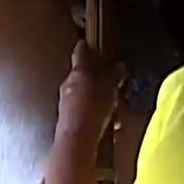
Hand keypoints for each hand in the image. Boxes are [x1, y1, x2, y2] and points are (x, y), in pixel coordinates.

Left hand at [53, 40, 122, 158]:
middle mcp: (68, 81)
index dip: (85, 46)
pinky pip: (80, 108)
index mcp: (79, 70)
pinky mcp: (64, 115)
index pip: (80, 50)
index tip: (91, 44)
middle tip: (110, 82)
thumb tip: (119, 65)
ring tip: (113, 111)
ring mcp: (64, 99)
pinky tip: (106, 125)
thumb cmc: (95, 108)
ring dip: (95, 97)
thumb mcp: (111, 90)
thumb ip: (115, 76)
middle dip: (95, 77)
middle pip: (81, 72)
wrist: (76, 139)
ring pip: (82, 92)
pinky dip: (92, 112)